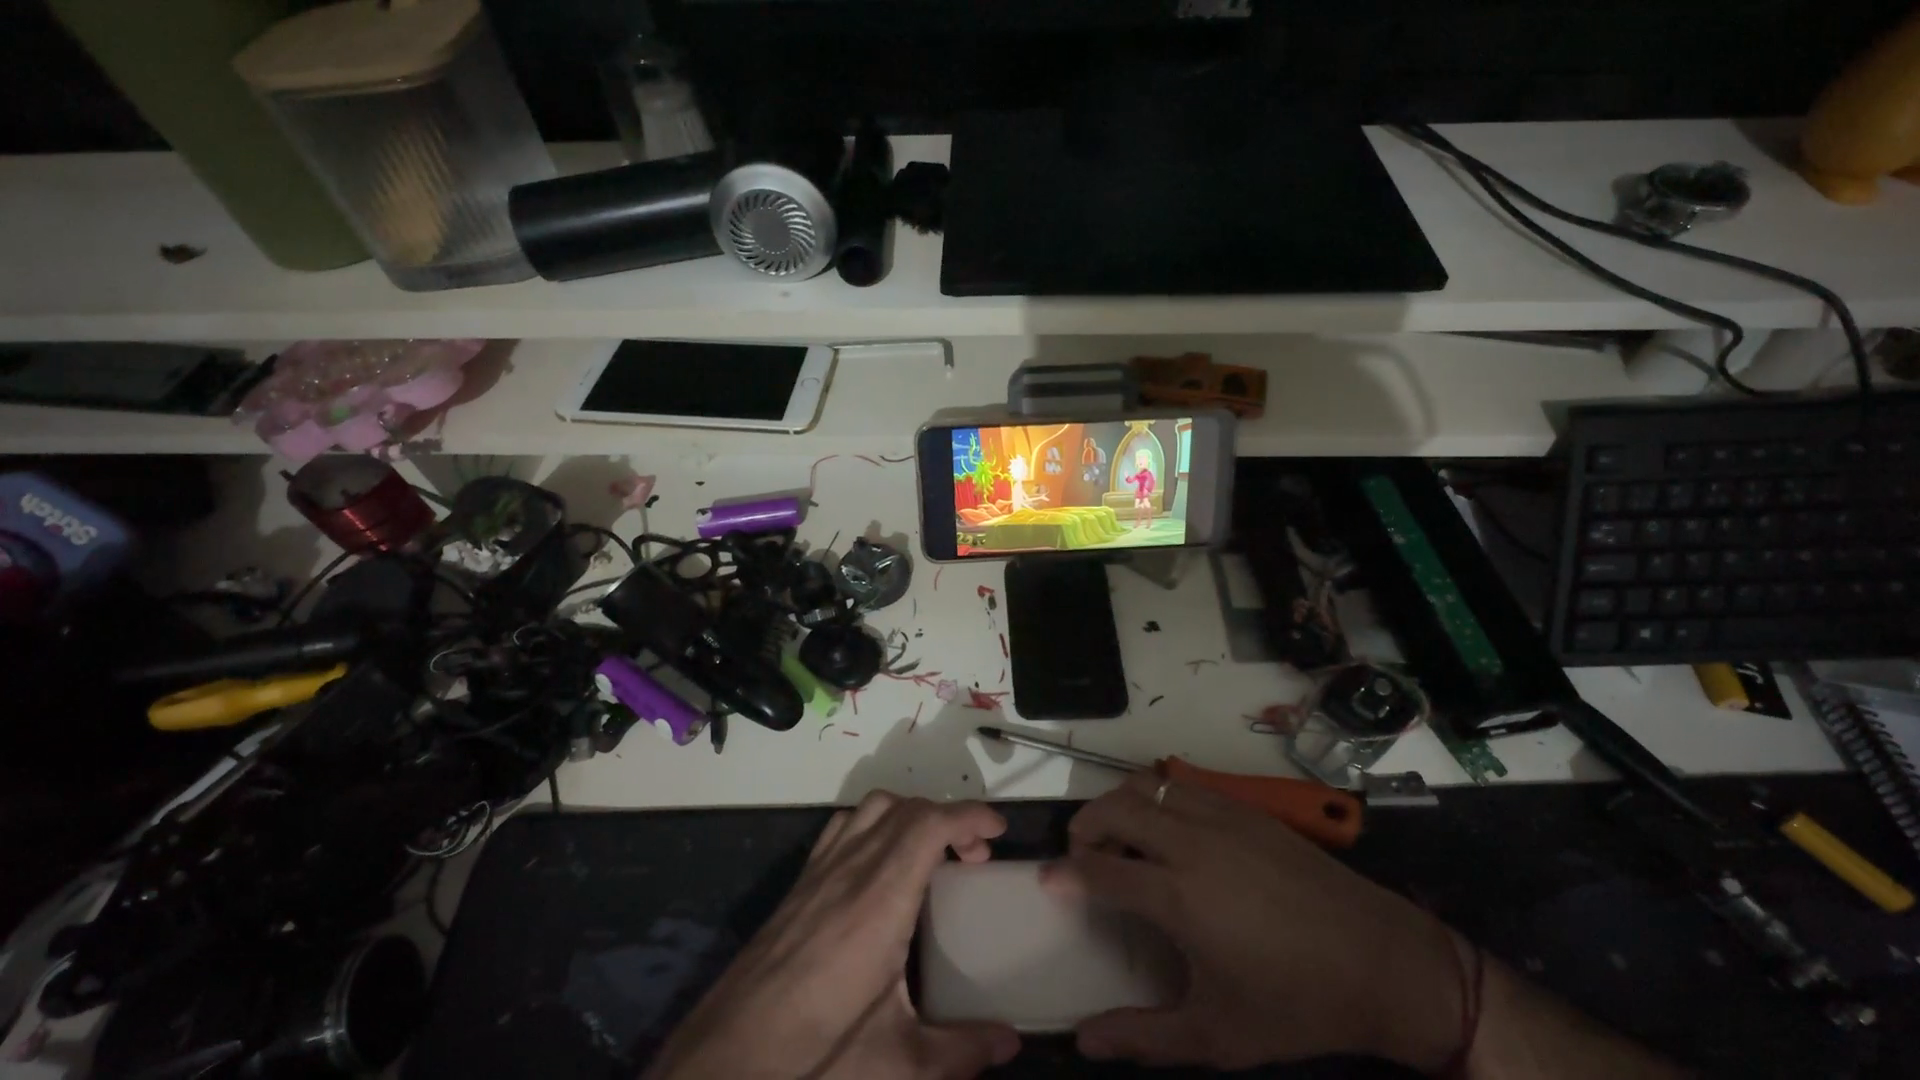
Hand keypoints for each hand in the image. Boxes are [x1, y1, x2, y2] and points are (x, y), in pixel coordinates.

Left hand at [645, 792, 1021, 1079]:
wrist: (724, 1057)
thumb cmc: (813, 1052)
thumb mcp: (895, 1063)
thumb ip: (958, 1050)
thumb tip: (1010, 1042)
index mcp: (879, 902)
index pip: (928, 825)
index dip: (969, 816)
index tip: (998, 832)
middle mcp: (849, 871)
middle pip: (906, 808)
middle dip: (949, 817)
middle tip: (974, 858)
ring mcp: (819, 872)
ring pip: (871, 808)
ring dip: (910, 814)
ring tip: (932, 853)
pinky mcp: (798, 884)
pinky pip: (842, 827)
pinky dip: (874, 824)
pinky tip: (880, 865)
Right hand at [1043, 773, 1467, 1070]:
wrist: (1386, 963)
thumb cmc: (1297, 1004)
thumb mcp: (1217, 1035)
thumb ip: (1143, 1037)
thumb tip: (1082, 1041)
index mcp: (1178, 896)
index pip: (1099, 869)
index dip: (1064, 873)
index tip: (1047, 881)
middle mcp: (1192, 843)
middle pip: (1115, 809)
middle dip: (1085, 827)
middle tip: (1081, 858)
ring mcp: (1224, 818)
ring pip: (1149, 785)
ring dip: (1120, 805)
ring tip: (1120, 840)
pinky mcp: (1250, 811)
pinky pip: (1185, 786)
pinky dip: (1159, 798)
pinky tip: (1170, 835)